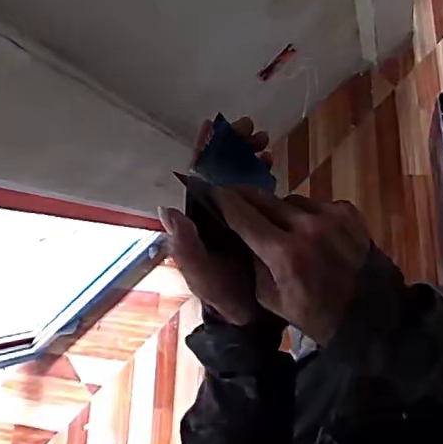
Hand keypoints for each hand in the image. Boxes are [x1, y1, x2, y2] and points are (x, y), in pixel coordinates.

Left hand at [158, 117, 274, 324]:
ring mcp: (234, 214)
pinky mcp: (254, 220)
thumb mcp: (200, 274)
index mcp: (197, 216)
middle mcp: (213, 210)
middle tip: (254, 131)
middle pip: (220, 167)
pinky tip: (275, 165)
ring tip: (267, 144)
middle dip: (234, 145)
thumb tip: (167, 210)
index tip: (216, 125)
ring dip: (249, 155)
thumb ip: (185, 246)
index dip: (205, 148)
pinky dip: (263, 173)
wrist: (249, 318)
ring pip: (238, 173)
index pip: (197, 174)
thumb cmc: (220, 295)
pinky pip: (256, 189)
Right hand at [212, 187, 370, 343]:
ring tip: (284, 227)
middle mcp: (306, 227)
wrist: (373, 315)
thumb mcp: (272, 299)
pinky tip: (315, 233)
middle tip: (234, 195)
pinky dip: (310, 215)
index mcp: (283, 253)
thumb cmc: (316, 314)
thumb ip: (254, 263)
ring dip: (281, 210)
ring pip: (291, 200)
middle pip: (264, 199)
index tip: (213, 192)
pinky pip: (317, 204)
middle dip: (245, 196)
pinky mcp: (348, 212)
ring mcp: (330, 216)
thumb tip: (241, 235)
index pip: (243, 216)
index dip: (224, 201)